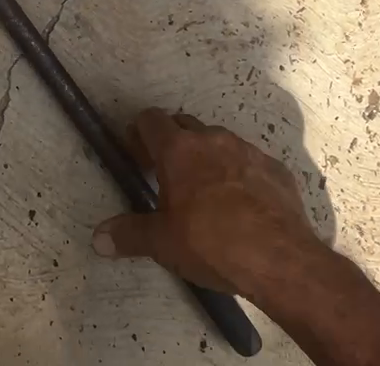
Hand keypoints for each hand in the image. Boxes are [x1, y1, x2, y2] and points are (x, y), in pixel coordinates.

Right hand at [91, 108, 323, 300]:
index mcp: (178, 149)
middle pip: (183, 125)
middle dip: (172, 143)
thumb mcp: (163, 243)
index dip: (139, 134)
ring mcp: (247, 150)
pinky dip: (240, 174)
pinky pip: (249, 162)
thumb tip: (97, 239)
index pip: (149, 119)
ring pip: (218, 142)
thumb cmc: (212, 244)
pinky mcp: (276, 169)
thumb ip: (129, 235)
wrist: (282, 260)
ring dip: (207, 157)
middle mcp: (211, 139)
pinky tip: (243, 206)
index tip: (138, 157)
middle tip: (167, 176)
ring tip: (207, 193)